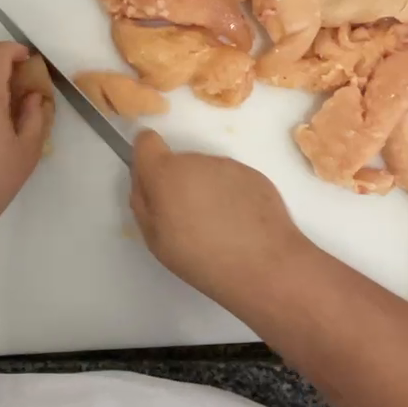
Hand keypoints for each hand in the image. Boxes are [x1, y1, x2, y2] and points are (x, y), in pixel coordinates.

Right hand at [130, 130, 312, 305]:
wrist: (264, 265)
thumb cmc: (200, 257)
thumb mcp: (154, 238)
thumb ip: (143, 202)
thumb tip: (146, 183)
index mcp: (166, 172)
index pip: (146, 141)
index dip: (146, 161)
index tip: (154, 185)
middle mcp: (197, 160)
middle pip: (178, 163)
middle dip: (177, 184)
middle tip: (187, 221)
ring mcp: (229, 166)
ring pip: (205, 172)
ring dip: (205, 190)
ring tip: (217, 227)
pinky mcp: (255, 175)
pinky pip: (231, 181)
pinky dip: (230, 196)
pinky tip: (238, 225)